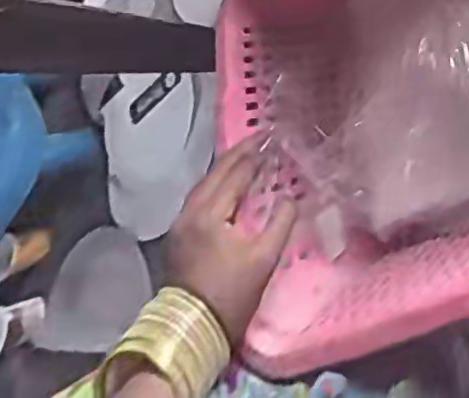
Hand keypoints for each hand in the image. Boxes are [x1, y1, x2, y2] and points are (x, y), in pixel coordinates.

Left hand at [165, 140, 295, 343]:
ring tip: (248, 154)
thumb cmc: (230, 294)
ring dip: (227, 167)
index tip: (274, 140)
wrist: (191, 331)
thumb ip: (281, 220)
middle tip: (262, 137)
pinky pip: (200, 197)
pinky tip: (229, 182)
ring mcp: (180, 224)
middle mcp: (190, 212)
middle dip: (240, 153)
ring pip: (205, 184)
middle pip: (216, 172)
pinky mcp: (179, 235)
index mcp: (209, 214)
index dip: (256, 155)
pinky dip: (217, 183)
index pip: (236, 174)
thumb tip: (289, 196)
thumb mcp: (264, 258)